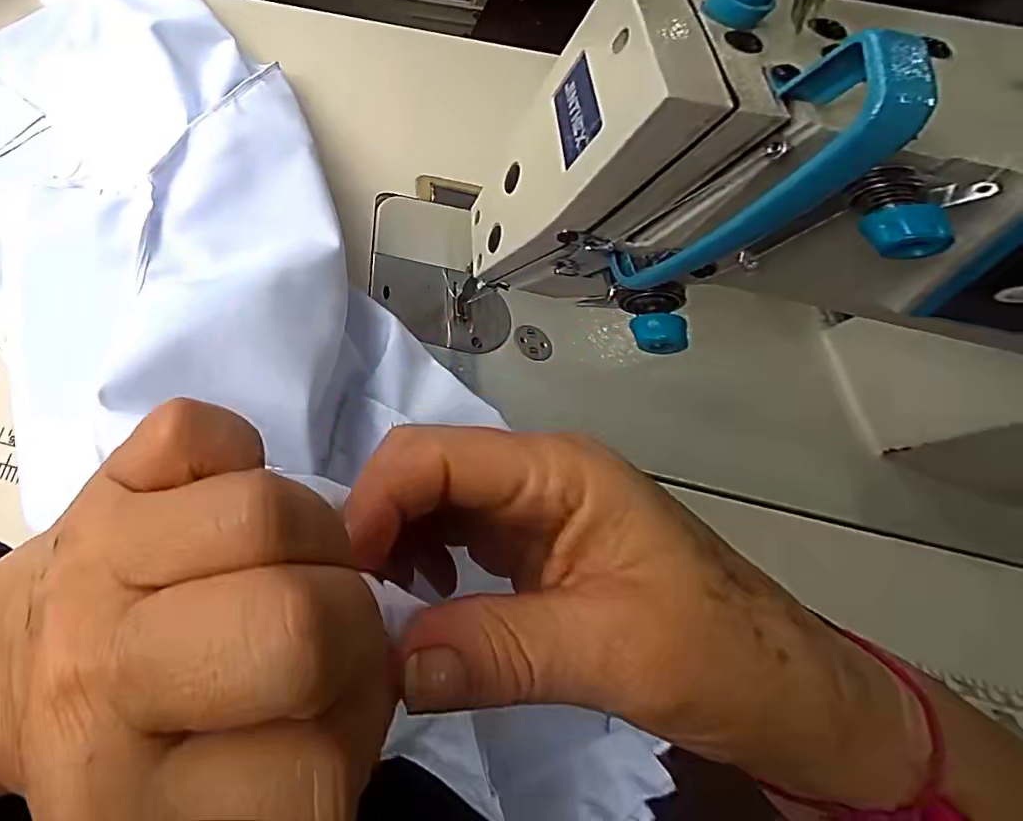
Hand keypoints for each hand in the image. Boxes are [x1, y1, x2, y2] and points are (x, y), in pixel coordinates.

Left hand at [0, 399, 396, 820]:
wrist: (16, 660)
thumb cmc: (136, 733)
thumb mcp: (235, 788)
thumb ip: (322, 736)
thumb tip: (374, 631)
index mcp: (137, 793)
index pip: (315, 757)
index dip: (352, 715)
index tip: (326, 697)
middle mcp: (99, 669)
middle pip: (291, 616)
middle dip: (344, 608)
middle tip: (320, 608)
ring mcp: (91, 557)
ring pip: (259, 510)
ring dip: (309, 526)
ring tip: (279, 551)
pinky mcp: (94, 482)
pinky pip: (191, 430)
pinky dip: (238, 450)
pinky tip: (222, 496)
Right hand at [343, 426, 931, 809]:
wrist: (816, 709)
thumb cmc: (732, 663)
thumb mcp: (613, 657)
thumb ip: (495, 653)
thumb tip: (392, 666)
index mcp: (554, 468)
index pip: (431, 455)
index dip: (377, 498)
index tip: (348, 565)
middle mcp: (529, 470)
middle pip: (418, 468)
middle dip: (376, 519)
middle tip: (352, 583)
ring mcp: (524, 501)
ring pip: (423, 496)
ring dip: (392, 540)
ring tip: (383, 595)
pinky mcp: (521, 536)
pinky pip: (443, 529)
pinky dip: (417, 559)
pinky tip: (423, 597)